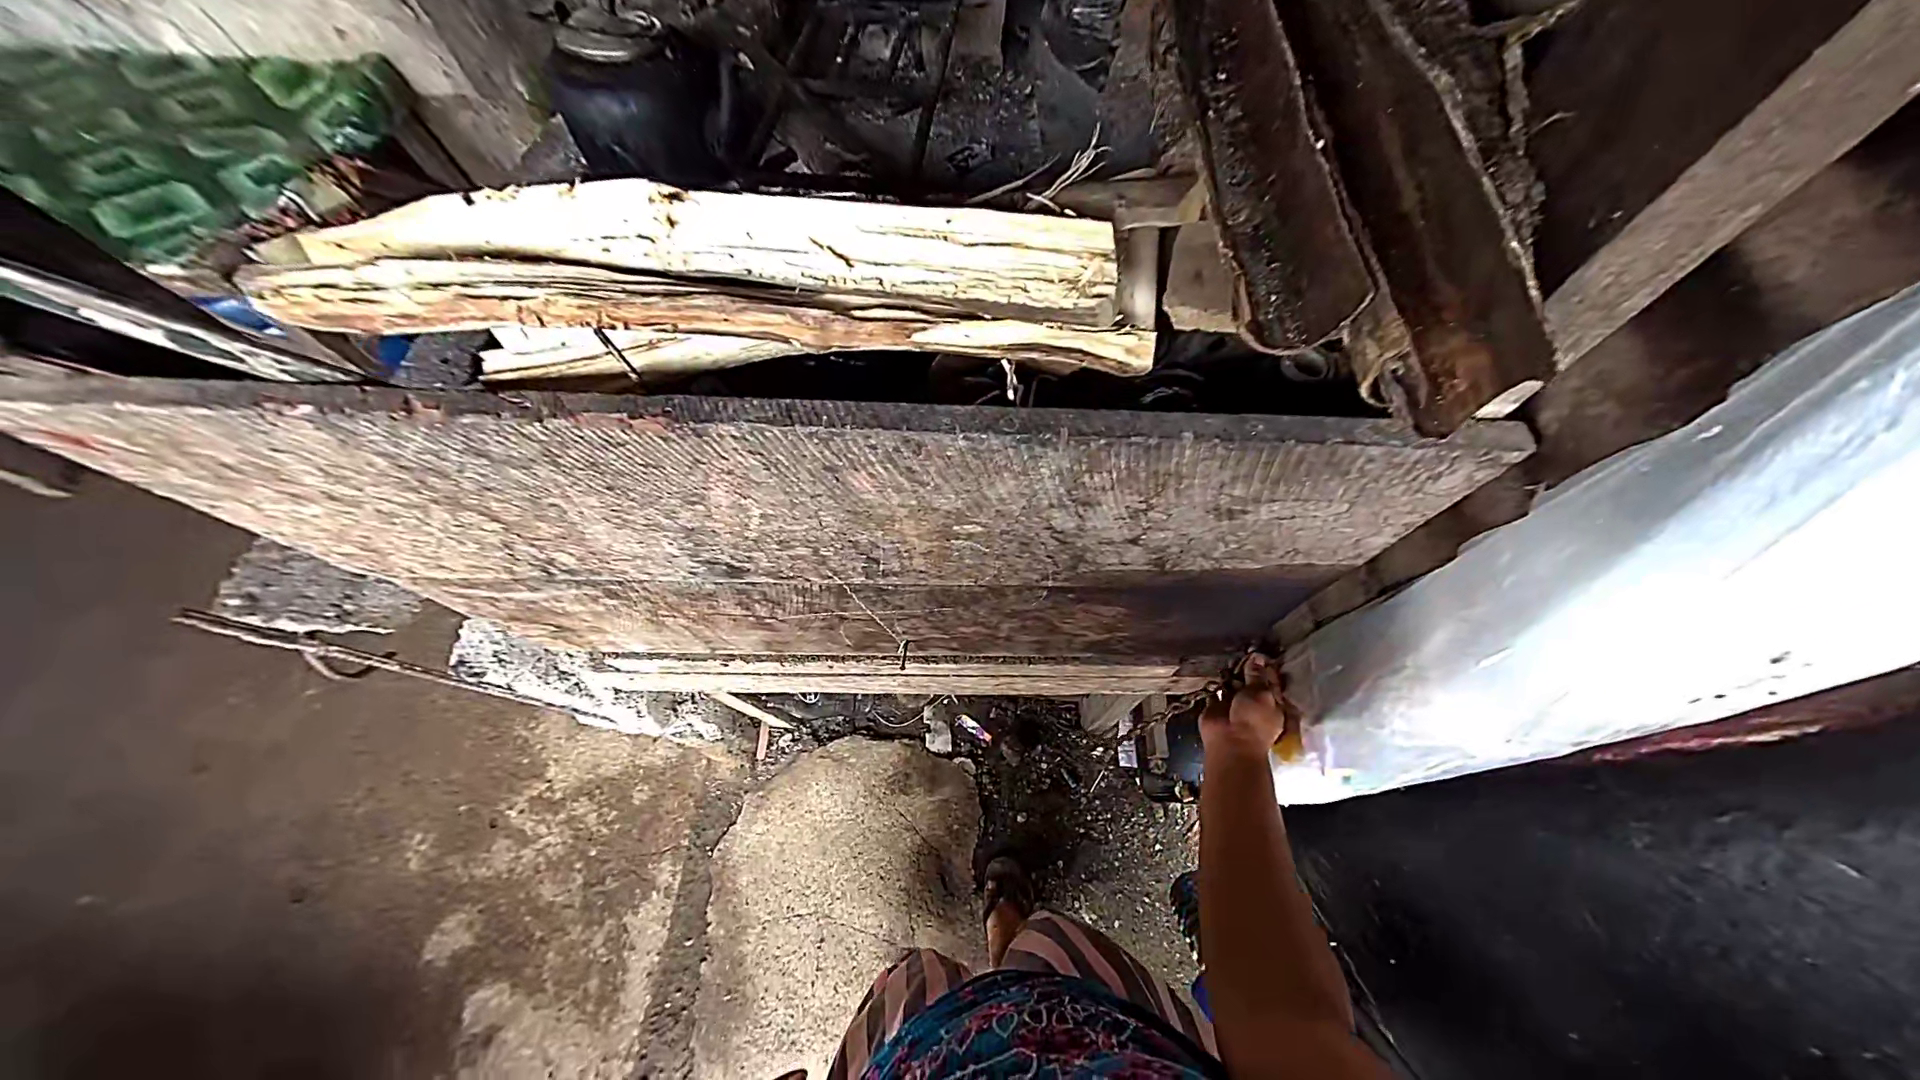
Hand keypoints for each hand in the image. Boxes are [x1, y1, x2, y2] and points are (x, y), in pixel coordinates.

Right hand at [1200, 652, 1289, 762]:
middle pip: (1250, 680)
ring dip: (1230, 675)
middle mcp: (1254, 701)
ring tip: (1228, 664)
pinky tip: (1215, 674)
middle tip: (1240, 655)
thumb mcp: (1261, 693)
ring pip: (1232, 684)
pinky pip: (1215, 691)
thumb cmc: (1253, 719)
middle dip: (1245, 668)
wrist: (1231, 742)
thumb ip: (1257, 675)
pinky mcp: (1216, 706)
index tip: (1257, 652)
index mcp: (1272, 701)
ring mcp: (1234, 704)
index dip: (1264, 666)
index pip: (1270, 679)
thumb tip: (1256, 658)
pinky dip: (1214, 684)